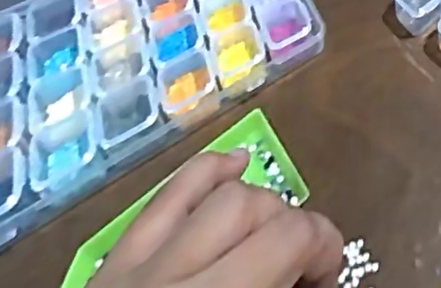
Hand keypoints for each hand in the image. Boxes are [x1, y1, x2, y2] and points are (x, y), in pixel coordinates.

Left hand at [89, 150, 343, 287]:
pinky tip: (238, 165)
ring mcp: (134, 270)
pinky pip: (165, 198)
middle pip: (255, 213)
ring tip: (274, 236)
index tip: (330, 277)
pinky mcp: (109, 266)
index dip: (325, 248)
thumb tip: (318, 285)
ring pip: (218, 199)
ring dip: (261, 206)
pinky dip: (207, 173)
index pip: (286, 243)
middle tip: (306, 271)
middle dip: (297, 230)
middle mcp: (174, 284)